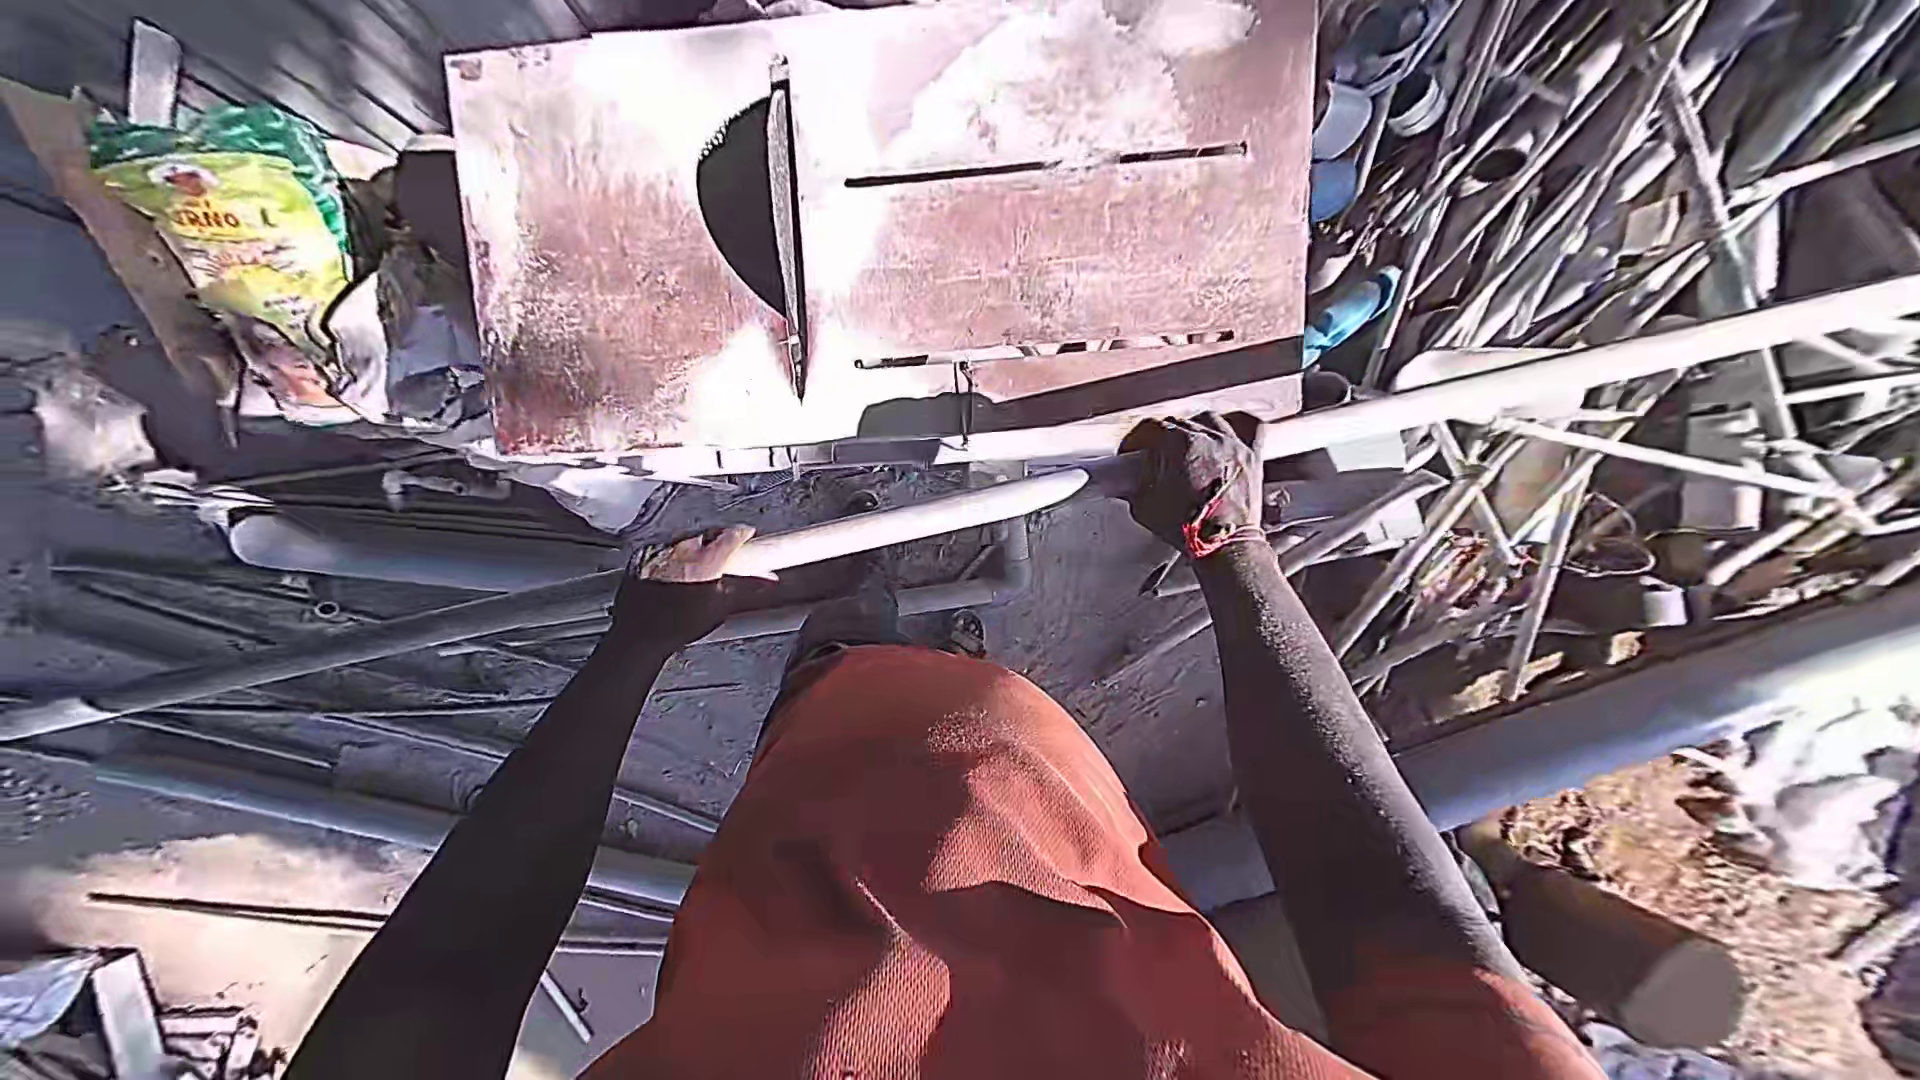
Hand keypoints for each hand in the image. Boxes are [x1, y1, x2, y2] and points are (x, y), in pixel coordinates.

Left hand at [609, 525, 764, 647]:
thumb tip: (767, 582)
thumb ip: (747, 589)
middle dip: (717, 540)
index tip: (747, 535)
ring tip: (696, 565)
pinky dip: (670, 554)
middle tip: (723, 554)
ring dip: (694, 546)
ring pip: (685, 538)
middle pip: (708, 533)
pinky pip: (662, 547)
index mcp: (707, 559)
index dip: (743, 534)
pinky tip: (673, 570)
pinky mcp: (642, 556)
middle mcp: (683, 549)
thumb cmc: (678, 625)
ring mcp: (660, 550)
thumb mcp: (721, 606)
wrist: (640, 635)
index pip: (732, 534)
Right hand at [1119, 413, 1263, 558]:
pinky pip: (1249, 427)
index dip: (1135, 440)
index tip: (1133, 451)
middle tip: (1154, 454)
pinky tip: (1226, 434)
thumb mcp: (1144, 506)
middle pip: (1177, 423)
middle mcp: (1207, 438)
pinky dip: (1237, 425)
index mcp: (1177, 445)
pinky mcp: (1250, 456)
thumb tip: (1131, 481)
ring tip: (1186, 445)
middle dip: (1161, 437)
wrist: (1223, 545)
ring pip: (1208, 420)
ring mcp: (1231, 445)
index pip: (1149, 428)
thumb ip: (1135, 485)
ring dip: (1193, 428)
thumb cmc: (1190, 529)